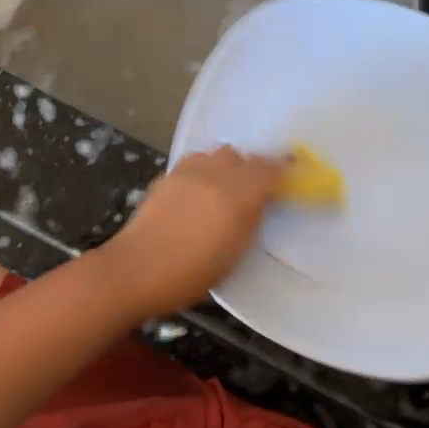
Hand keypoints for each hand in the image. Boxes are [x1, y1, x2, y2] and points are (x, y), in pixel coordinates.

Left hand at [94, 146, 284, 317]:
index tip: (291, 173)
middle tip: (256, 190)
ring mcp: (188, 171)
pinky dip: (205, 171)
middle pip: (242, 157)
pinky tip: (199, 191)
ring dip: (227, 166)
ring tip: (226, 189)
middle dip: (253, 169)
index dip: (282, 169)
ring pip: (217, 154)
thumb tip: (259, 202)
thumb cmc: (191, 273)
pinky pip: (195, 162)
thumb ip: (250, 220)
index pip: (268, 169)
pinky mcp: (167, 175)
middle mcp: (215, 174)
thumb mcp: (234, 253)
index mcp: (237, 194)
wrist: (137, 268)